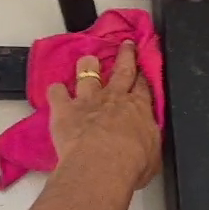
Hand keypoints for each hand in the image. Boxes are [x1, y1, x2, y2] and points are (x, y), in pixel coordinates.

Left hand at [47, 40, 161, 191]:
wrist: (102, 165)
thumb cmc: (132, 163)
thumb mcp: (153, 153)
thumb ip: (149, 140)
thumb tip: (147, 139)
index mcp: (138, 108)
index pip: (143, 85)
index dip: (143, 73)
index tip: (143, 65)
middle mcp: (114, 97)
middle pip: (122, 70)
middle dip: (126, 55)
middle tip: (127, 44)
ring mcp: (87, 100)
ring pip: (87, 73)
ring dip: (87, 66)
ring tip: (87, 60)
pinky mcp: (64, 110)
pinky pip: (56, 93)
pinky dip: (56, 91)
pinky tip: (55, 91)